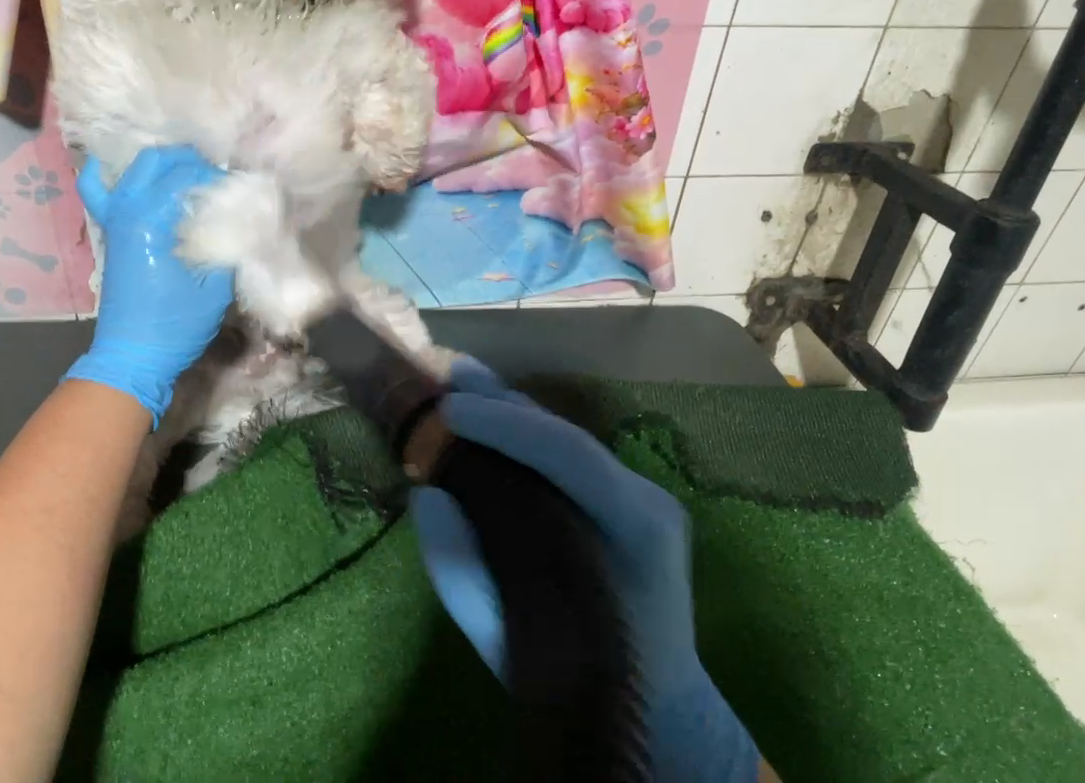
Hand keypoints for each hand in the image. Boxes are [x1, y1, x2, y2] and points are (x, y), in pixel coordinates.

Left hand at [63, 146, 233, 423]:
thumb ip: (231, 245)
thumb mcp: (216, 286)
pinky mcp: (110, 233)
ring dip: (162, 164)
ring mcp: (113, 220)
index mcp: (153, 220)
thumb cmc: (176, 324)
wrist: (133, 357)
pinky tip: (127, 172)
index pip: (188, 176)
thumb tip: (247, 217)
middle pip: (157, 161)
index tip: (240, 190)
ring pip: (132, 170)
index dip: (217, 177)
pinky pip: (97, 191)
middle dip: (190, 161)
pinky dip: (105, 176)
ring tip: (187, 173)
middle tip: (217, 177)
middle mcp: (127, 211)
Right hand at [409, 359, 761, 782]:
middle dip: (501, 405)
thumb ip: (465, 577)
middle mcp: (645, 497)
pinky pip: (566, 454)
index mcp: (635, 529)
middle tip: (443, 381)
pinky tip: (487, 417)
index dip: (505, 424)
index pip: (568, 453)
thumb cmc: (579, 677)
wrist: (657, 703)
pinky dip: (521, 432)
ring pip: (566, 437)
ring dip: (509, 412)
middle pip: (567, 433)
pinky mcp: (624, 496)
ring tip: (457, 386)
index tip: (446, 410)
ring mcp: (640, 492)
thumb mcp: (509, 641)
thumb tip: (427, 497)